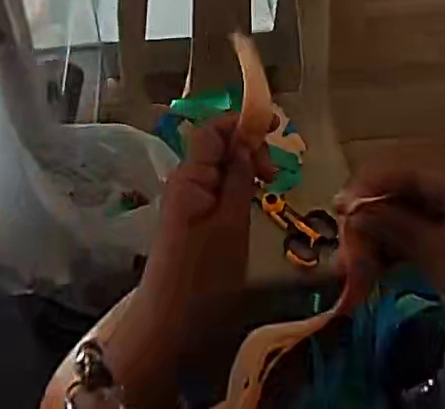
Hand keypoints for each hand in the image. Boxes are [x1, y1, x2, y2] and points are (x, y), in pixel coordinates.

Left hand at [101, 114, 272, 407]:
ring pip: (218, 167)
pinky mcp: (190, 219)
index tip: (277, 126)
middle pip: (217, 146)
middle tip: (275, 174)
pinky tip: (252, 202)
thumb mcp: (230, 224)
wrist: (168, 324)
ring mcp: (186, 199)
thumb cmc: (203, 274)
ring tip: (270, 187)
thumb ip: (238, 179)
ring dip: (245, 168)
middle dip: (248, 148)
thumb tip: (246, 143)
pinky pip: (215, 188)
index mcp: (190, 174)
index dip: (243, 121)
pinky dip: (236, 186)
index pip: (213, 130)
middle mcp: (184, 180)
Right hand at [336, 165, 444, 408]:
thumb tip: (350, 205)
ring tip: (354, 276)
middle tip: (347, 260)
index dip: (365, 186)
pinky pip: (406, 235)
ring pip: (394, 214)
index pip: (400, 167)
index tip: (339, 214)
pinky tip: (369, 275)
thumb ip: (400, 228)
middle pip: (393, 190)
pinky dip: (386, 253)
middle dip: (365, 220)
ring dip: (371, 241)